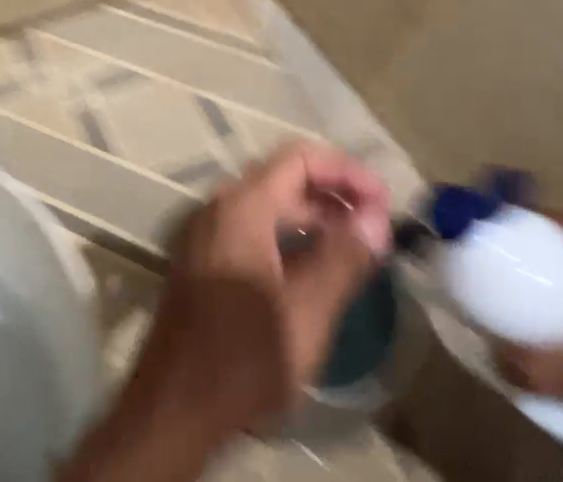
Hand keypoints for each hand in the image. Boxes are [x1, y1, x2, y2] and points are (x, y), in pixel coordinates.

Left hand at [123, 142, 392, 437]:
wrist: (176, 403)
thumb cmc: (244, 357)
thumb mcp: (307, 311)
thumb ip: (343, 258)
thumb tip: (377, 217)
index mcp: (240, 210)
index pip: (298, 159)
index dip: (346, 172)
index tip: (387, 204)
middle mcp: (217, 211)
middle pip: (281, 179)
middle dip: (334, 194)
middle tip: (380, 226)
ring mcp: (205, 237)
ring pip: (267, 206)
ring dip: (314, 217)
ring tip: (359, 247)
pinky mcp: (203, 263)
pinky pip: (252, 231)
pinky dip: (289, 236)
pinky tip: (319, 268)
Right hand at [496, 214, 562, 422]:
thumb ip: (542, 366)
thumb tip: (497, 362)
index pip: (510, 214)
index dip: (476, 229)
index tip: (449, 255)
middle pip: (532, 235)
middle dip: (503, 260)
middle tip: (479, 294)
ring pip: (560, 256)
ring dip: (536, 279)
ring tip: (517, 315)